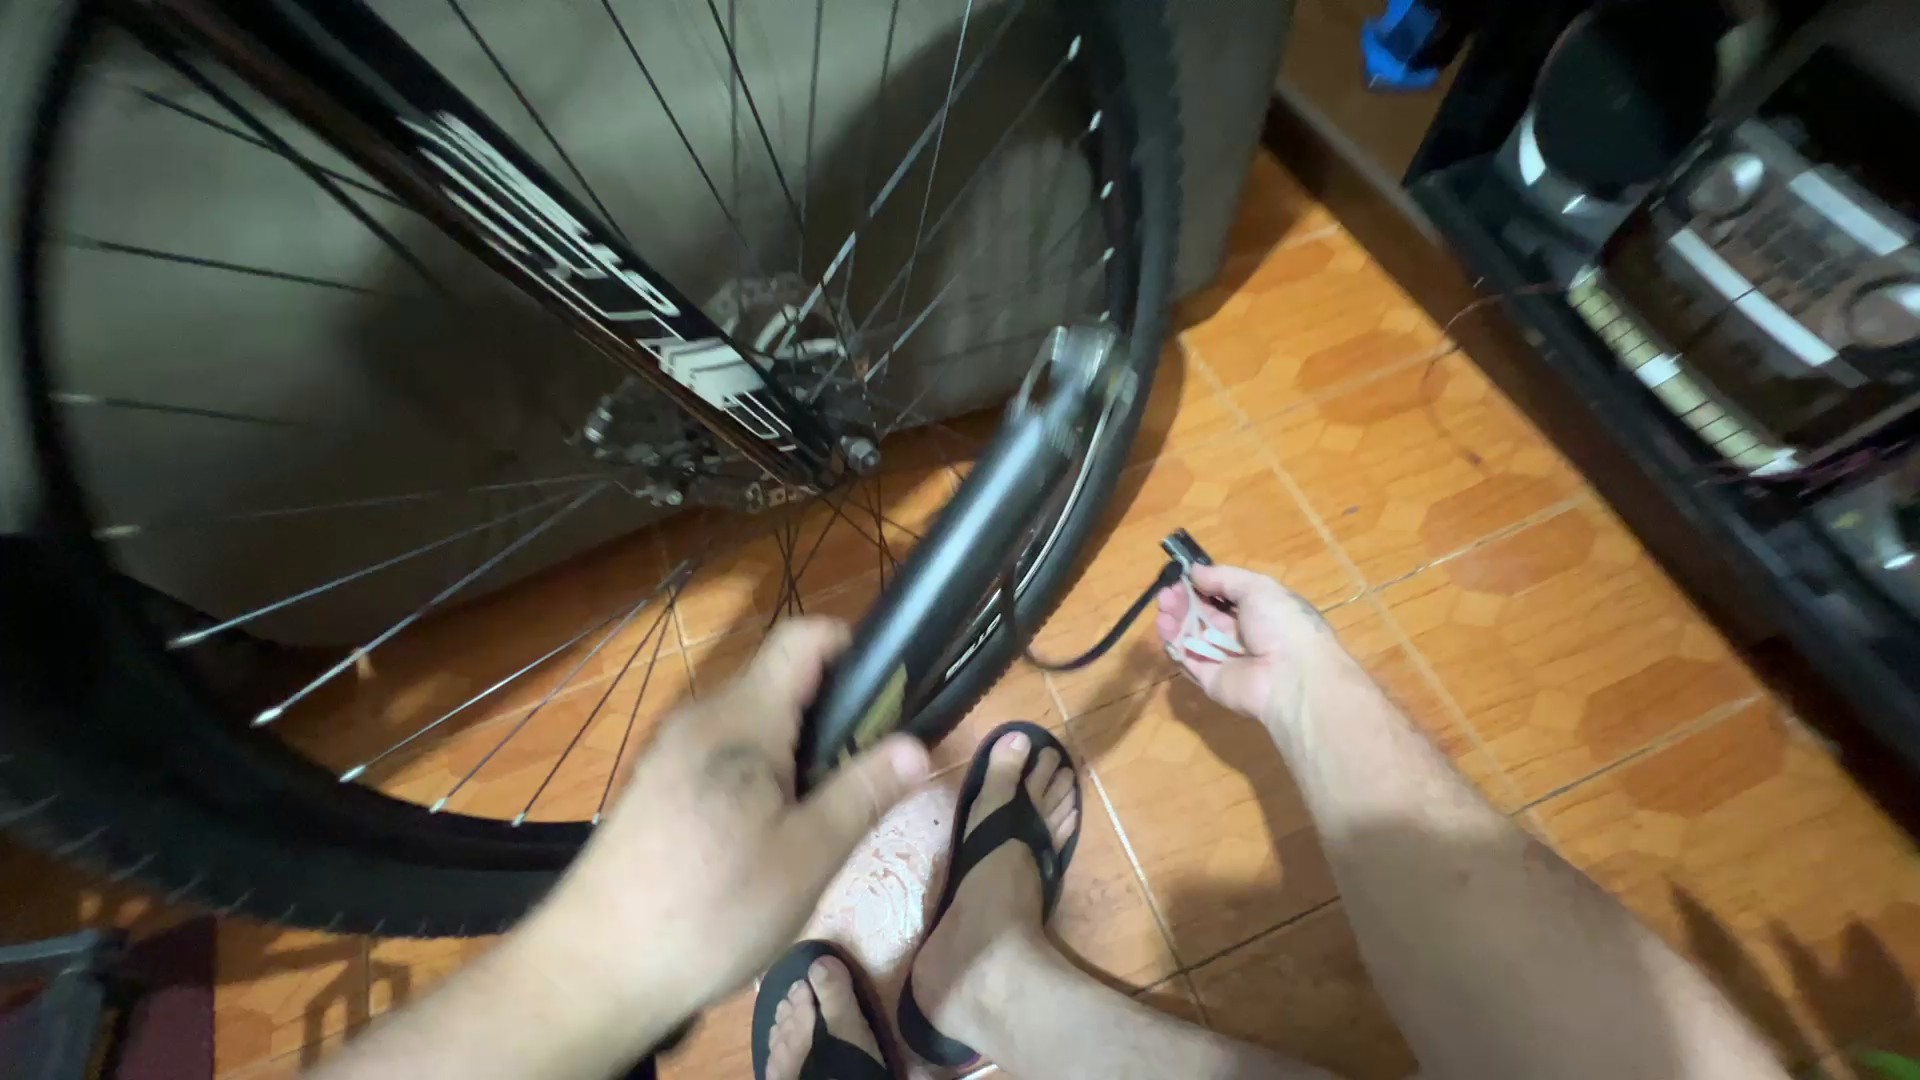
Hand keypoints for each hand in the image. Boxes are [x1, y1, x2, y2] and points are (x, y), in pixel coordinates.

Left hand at [518, 617, 930, 1027]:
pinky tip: (765, 831)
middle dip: (833, 710)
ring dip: (798, 745)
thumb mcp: (808, 856)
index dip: (851, 644)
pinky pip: (725, 748)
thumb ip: (864, 791)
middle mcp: (704, 715)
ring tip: (819, 809)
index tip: (888, 692)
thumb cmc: (712, 908)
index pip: (803, 637)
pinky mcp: (657, 780)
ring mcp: (673, 747)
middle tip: (862, 771)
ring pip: (755, 718)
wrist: (591, 975)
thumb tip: (918, 746)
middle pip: (782, 679)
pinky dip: (762, 767)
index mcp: (744, 716)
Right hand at [1154, 564, 1344, 726]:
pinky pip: (1188, 659)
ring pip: (1193, 636)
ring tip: (1162, 605)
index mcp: (1261, 613)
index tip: (1183, 576)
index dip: (1203, 586)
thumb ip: (1224, 577)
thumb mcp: (1259, 588)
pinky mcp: (1210, 679)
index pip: (1226, 598)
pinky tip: (1163, 626)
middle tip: (1166, 592)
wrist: (1292, 678)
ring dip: (1176, 619)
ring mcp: (1226, 659)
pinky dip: (1174, 642)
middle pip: (1206, 616)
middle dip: (1184, 601)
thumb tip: (1194, 571)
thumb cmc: (1282, 625)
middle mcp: (1243, 636)